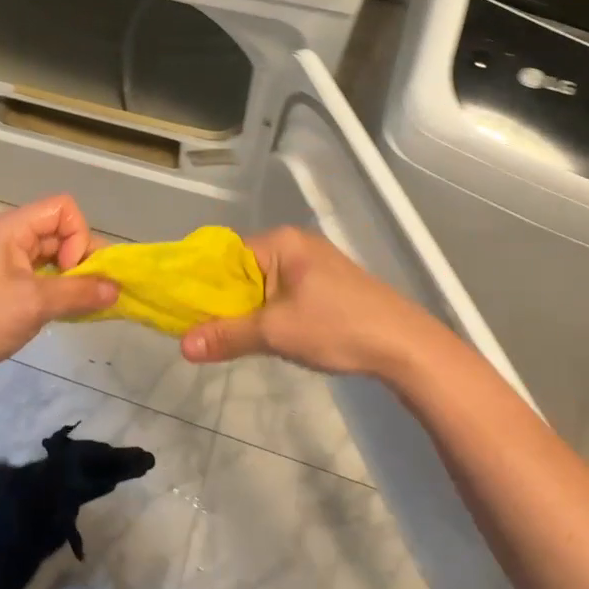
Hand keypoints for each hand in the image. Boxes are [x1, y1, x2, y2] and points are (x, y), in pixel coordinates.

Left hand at [0, 194, 118, 387]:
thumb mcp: (35, 303)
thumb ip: (80, 292)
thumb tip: (116, 289)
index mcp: (10, 228)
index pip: (62, 209)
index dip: (78, 236)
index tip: (71, 271)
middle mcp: (6, 238)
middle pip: (58, 231)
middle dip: (80, 258)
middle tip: (90, 293)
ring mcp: (1, 264)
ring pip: (49, 257)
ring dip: (70, 277)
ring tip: (81, 305)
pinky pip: (38, 277)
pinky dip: (56, 290)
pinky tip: (64, 312)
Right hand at [179, 226, 421, 374]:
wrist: (406, 346)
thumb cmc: (337, 328)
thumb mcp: (276, 333)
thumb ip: (227, 336)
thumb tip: (182, 346)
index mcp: (281, 242)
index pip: (224, 256)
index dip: (201, 283)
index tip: (182, 310)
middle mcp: (295, 243)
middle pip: (241, 270)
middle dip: (223, 300)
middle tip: (204, 330)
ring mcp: (314, 263)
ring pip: (262, 284)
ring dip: (246, 309)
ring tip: (230, 337)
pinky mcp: (327, 284)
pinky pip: (282, 292)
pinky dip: (268, 311)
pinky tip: (266, 335)